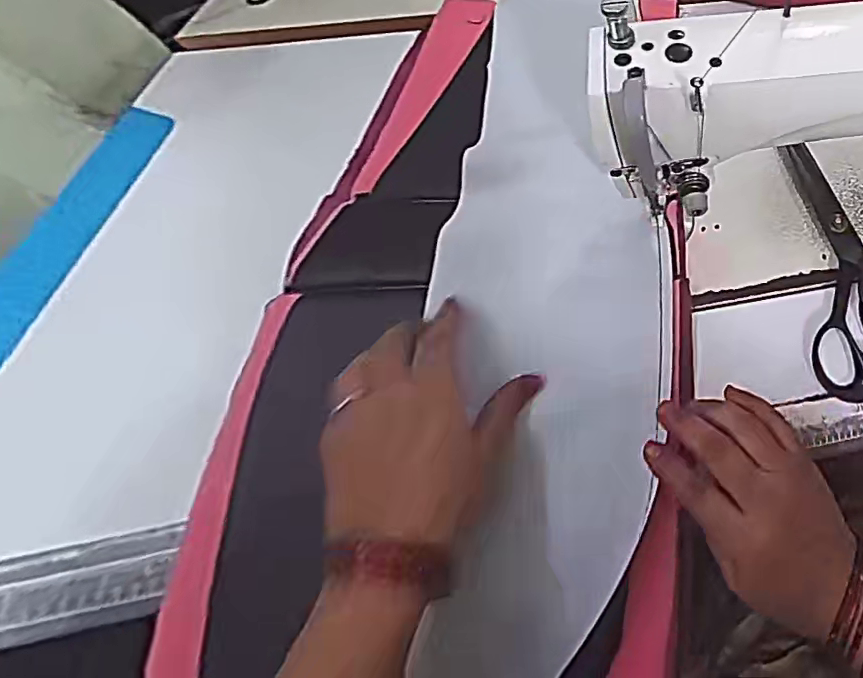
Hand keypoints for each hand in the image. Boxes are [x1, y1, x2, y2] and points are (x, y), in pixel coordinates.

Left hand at [322, 299, 541, 548]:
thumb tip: (529, 381)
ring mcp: (357, 412)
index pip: (439, 337)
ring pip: (360, 363)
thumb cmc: (444, 502)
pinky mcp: (333, 438)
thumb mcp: (486, 453)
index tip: (451, 309)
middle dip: (410, 330)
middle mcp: (391, 391)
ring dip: (377, 351)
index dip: (446, 318)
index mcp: (433, 389)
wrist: (387, 553)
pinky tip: (364, 396)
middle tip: (423, 331)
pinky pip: (340, 395)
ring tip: (389, 355)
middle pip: (394, 341)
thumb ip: (504, 408)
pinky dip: (354, 383)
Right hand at [644, 387, 856, 639]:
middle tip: (668, 412)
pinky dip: (751, 402)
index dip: (670, 465)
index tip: (654, 449)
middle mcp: (768, 498)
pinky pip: (774, 419)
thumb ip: (708, 525)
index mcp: (746, 536)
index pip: (697, 491)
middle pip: (718, 449)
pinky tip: (731, 395)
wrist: (840, 585)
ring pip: (745, 426)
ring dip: (712, 409)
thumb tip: (685, 482)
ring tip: (691, 404)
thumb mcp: (734, 573)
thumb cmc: (787, 586)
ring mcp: (788, 473)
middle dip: (686, 425)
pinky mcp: (803, 458)